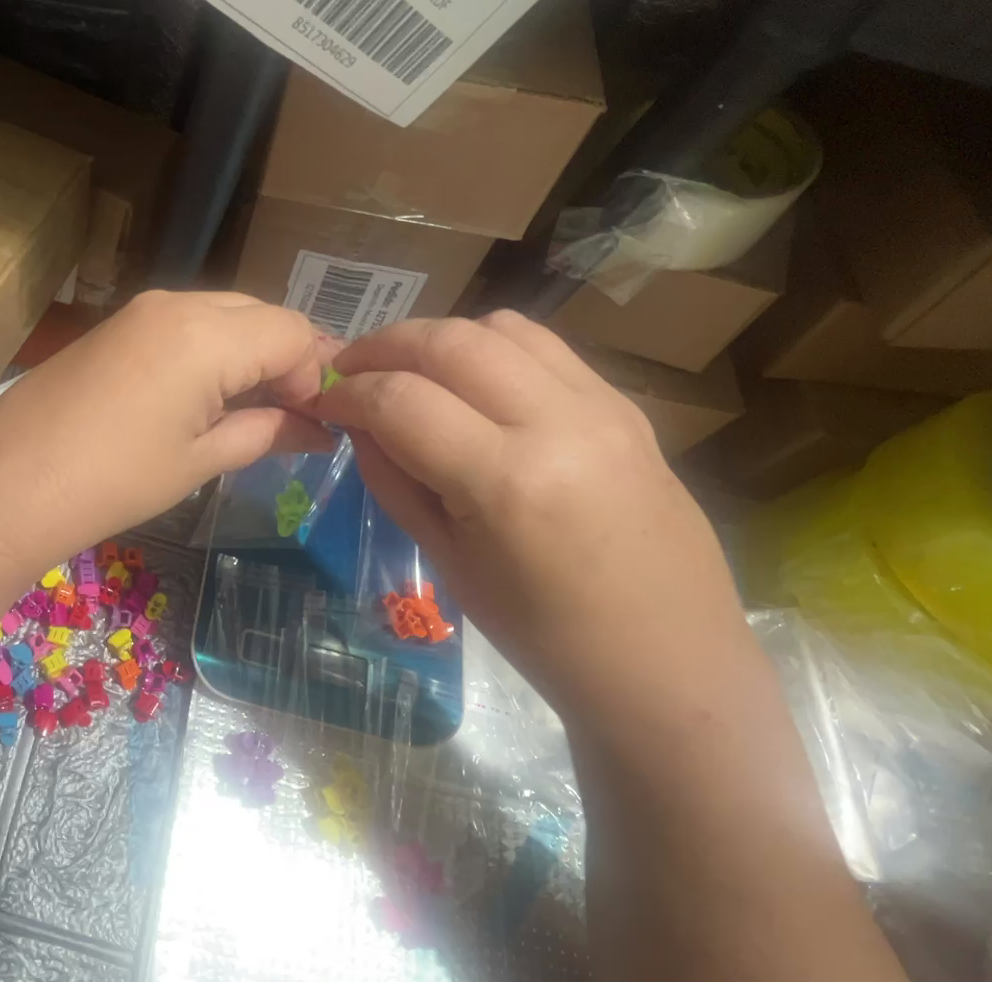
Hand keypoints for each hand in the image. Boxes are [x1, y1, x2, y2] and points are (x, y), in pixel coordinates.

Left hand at [0, 291, 332, 576]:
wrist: (7, 486)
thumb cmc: (113, 482)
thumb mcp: (199, 461)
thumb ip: (266, 433)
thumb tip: (316, 430)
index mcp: (207, 334)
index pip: (294, 333)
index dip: (316, 377)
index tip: (316, 426)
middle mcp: (176, 304)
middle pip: (259, 316)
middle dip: (286, 361)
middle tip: (291, 418)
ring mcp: (139, 310)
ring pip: (222, 316)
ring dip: (248, 355)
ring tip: (249, 411)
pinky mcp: (114, 326)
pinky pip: (182, 325)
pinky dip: (209, 353)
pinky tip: (203, 397)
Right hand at [311, 311, 747, 718]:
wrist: (668, 664)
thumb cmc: (542, 635)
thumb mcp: (448, 561)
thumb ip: (394, 481)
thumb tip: (356, 423)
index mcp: (507, 481)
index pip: (401, 401)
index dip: (348, 393)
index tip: (323, 403)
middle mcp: (559, 423)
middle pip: (449, 342)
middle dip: (383, 346)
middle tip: (349, 370)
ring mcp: (602, 407)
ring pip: (499, 327)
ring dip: (437, 339)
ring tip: (406, 370)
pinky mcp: (625, 406)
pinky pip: (543, 348)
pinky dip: (489, 349)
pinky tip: (468, 383)